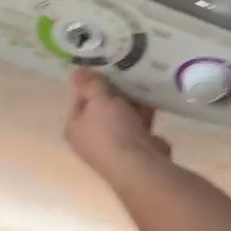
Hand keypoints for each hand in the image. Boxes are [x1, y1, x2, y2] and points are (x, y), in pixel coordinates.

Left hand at [66, 68, 170, 182]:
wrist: (137, 164)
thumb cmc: (111, 130)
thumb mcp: (98, 101)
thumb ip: (90, 84)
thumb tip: (75, 69)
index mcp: (75, 127)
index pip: (80, 99)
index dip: (93, 82)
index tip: (109, 67)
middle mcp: (90, 137)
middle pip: (102, 107)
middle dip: (116, 90)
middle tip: (129, 70)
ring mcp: (113, 143)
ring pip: (122, 114)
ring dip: (132, 100)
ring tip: (145, 78)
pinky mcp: (134, 147)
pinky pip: (138, 123)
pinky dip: (144, 111)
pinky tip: (155, 96)